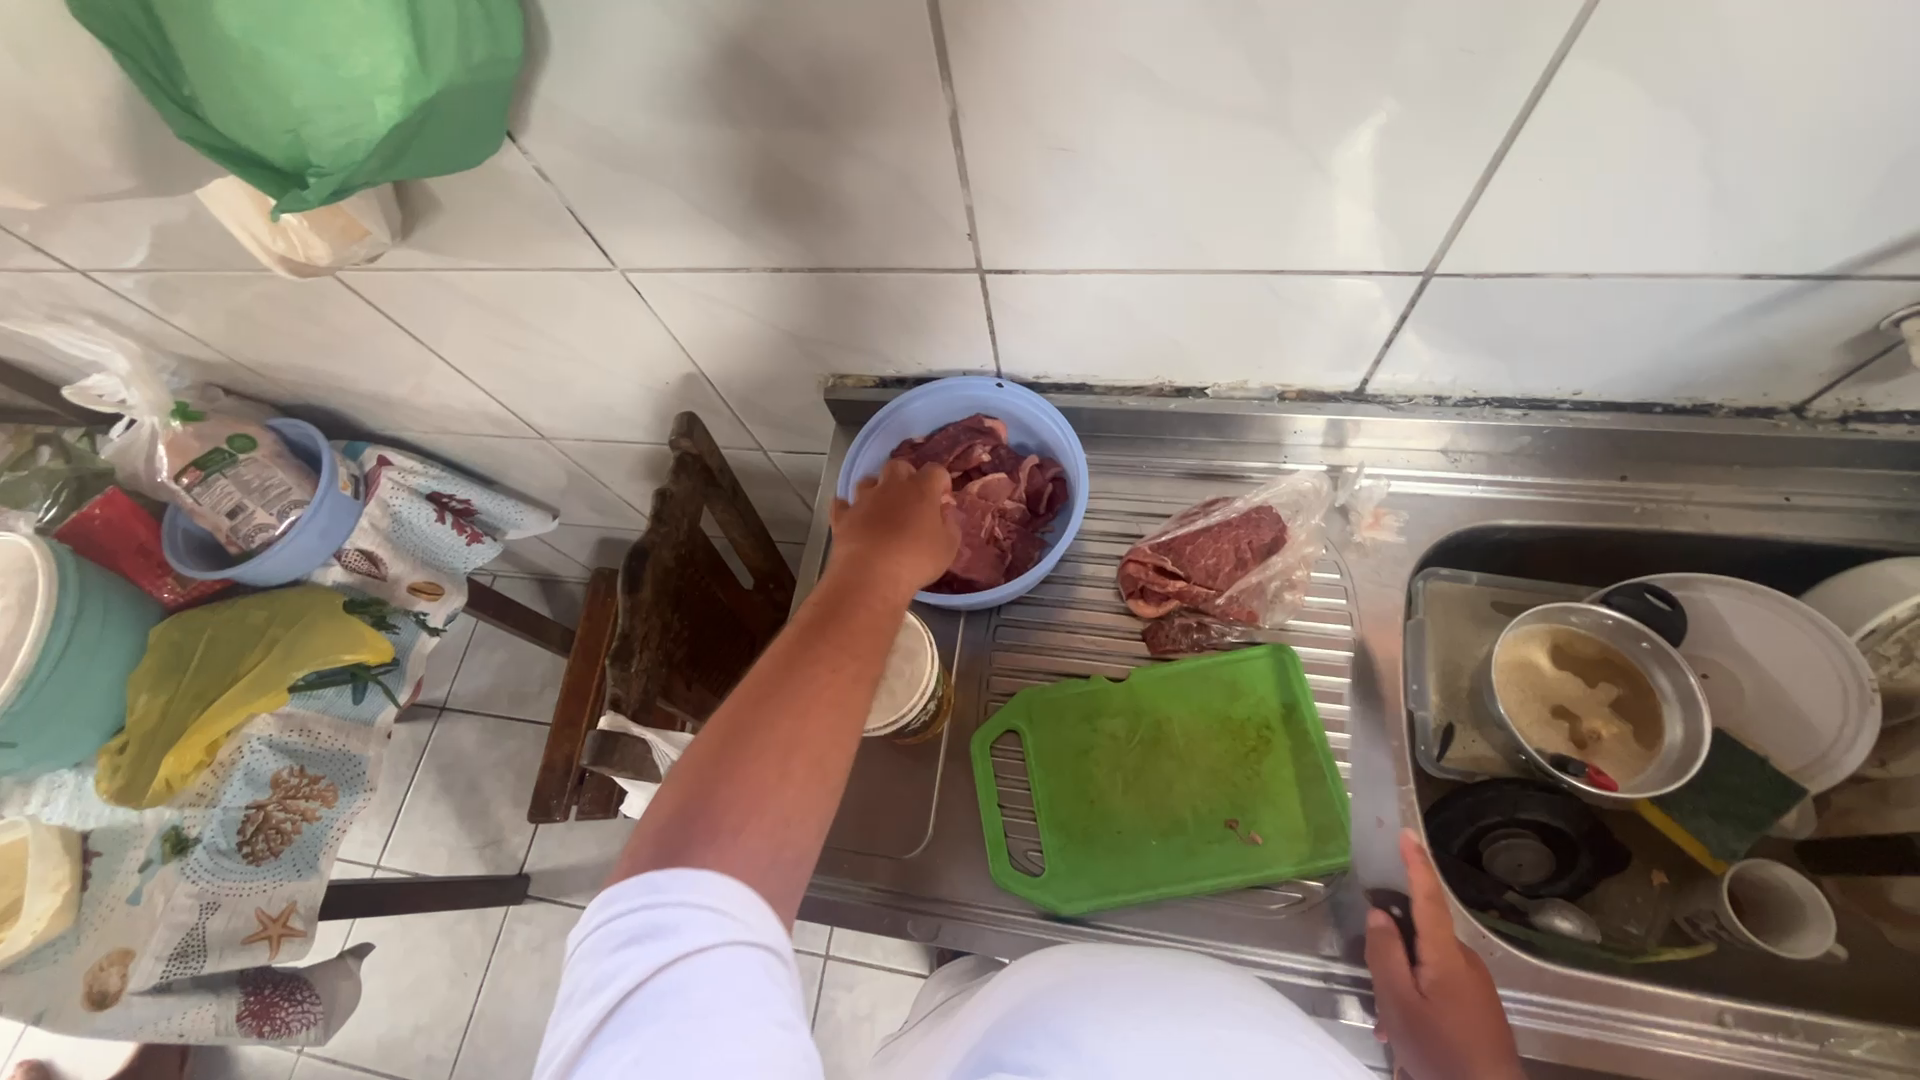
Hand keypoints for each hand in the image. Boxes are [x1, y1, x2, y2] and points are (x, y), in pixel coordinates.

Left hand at [828, 459, 959, 600]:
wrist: (870, 575)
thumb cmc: (916, 560)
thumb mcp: (948, 547)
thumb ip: (950, 524)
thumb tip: (945, 512)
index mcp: (921, 490)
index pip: (935, 471)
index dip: (941, 482)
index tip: (943, 499)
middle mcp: (891, 487)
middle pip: (898, 466)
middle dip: (907, 476)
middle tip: (912, 498)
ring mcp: (864, 500)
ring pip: (868, 481)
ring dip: (876, 489)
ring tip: (882, 507)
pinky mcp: (843, 516)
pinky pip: (842, 504)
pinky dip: (848, 507)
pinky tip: (853, 516)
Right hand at [1365, 829, 1524, 1079]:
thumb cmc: (1440, 1052)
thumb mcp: (1398, 1003)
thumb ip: (1385, 953)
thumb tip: (1379, 914)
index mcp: (1446, 956)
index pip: (1428, 898)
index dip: (1416, 864)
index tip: (1406, 834)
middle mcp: (1466, 963)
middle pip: (1420, 938)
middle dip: (1393, 956)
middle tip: (1376, 993)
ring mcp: (1476, 986)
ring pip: (1426, 968)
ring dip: (1403, 988)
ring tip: (1391, 1029)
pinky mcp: (1480, 1008)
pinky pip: (1438, 988)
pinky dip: (1418, 1002)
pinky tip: (1407, 1036)